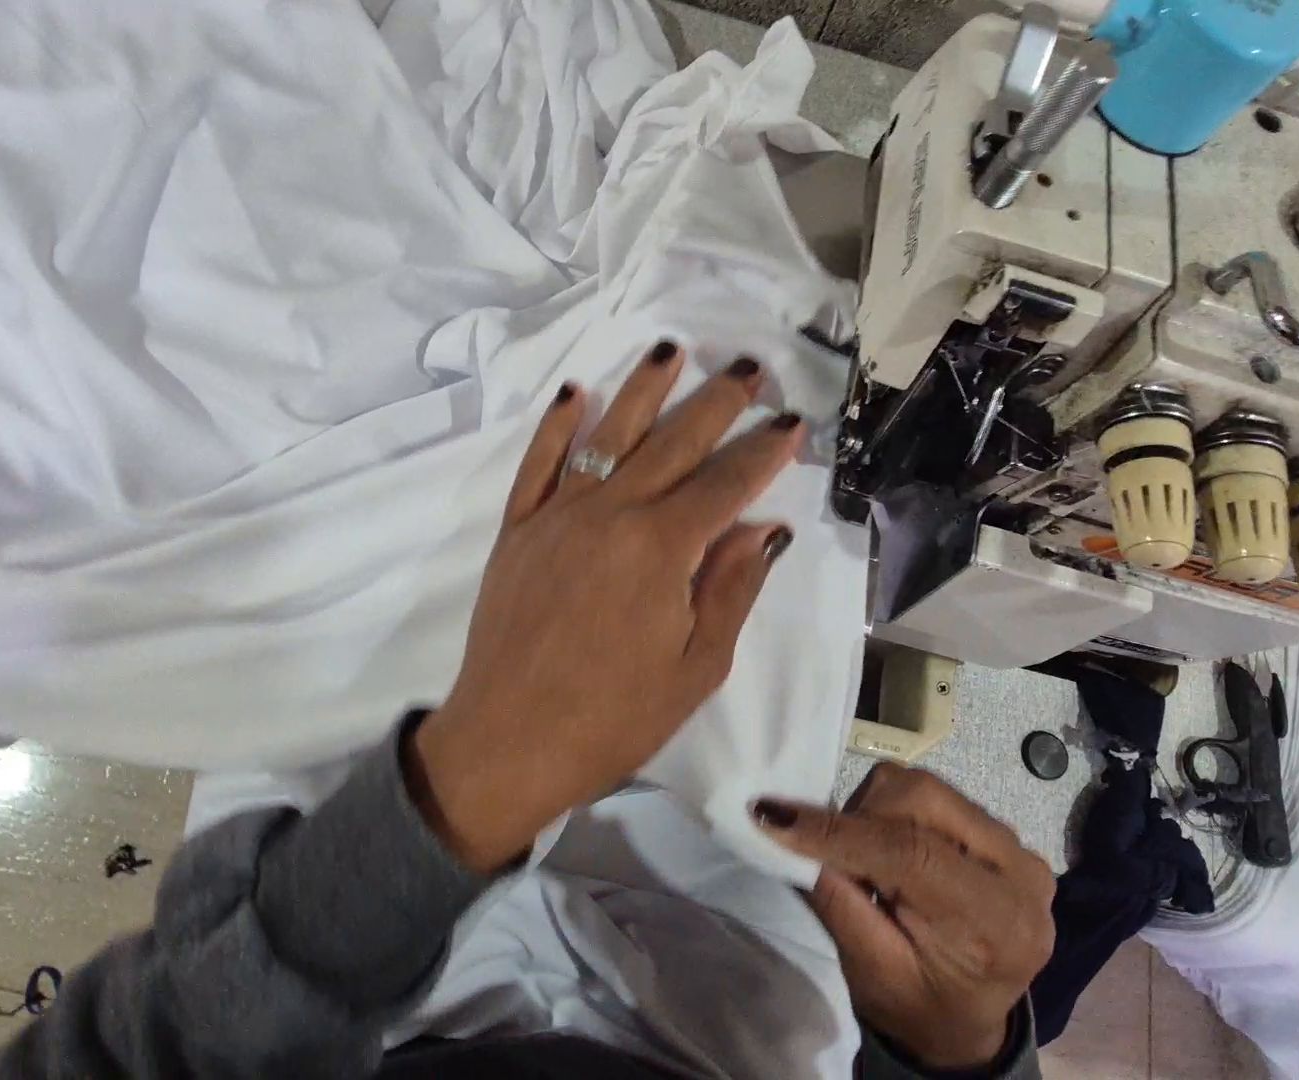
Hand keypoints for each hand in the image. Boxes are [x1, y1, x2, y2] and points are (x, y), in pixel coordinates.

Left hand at [408, 341, 804, 872]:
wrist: (508, 742)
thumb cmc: (613, 720)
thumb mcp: (695, 668)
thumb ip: (731, 590)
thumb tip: (763, 528)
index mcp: (661, 550)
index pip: (725, 484)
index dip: (763, 452)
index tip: (790, 422)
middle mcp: (610, 514)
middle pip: (673, 444)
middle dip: (715, 403)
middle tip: (746, 367)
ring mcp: (556, 516)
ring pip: (606, 435)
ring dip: (641, 389)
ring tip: (669, 349)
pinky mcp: (516, 530)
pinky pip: (537, 463)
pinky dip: (555, 426)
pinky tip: (574, 394)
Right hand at [754, 765, 1055, 1069]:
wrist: (966, 1021)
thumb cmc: (916, 1005)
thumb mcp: (869, 970)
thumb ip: (835, 899)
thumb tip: (787, 831)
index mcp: (996, 923)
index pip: (910, 851)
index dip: (837, 830)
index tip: (771, 817)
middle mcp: (1021, 873)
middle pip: (921, 797)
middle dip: (861, 815)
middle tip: (836, 856)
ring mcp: (1018, 848)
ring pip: (924, 786)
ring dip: (876, 811)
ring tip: (868, 860)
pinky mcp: (1002, 835)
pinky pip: (935, 796)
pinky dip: (896, 812)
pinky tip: (893, 851)